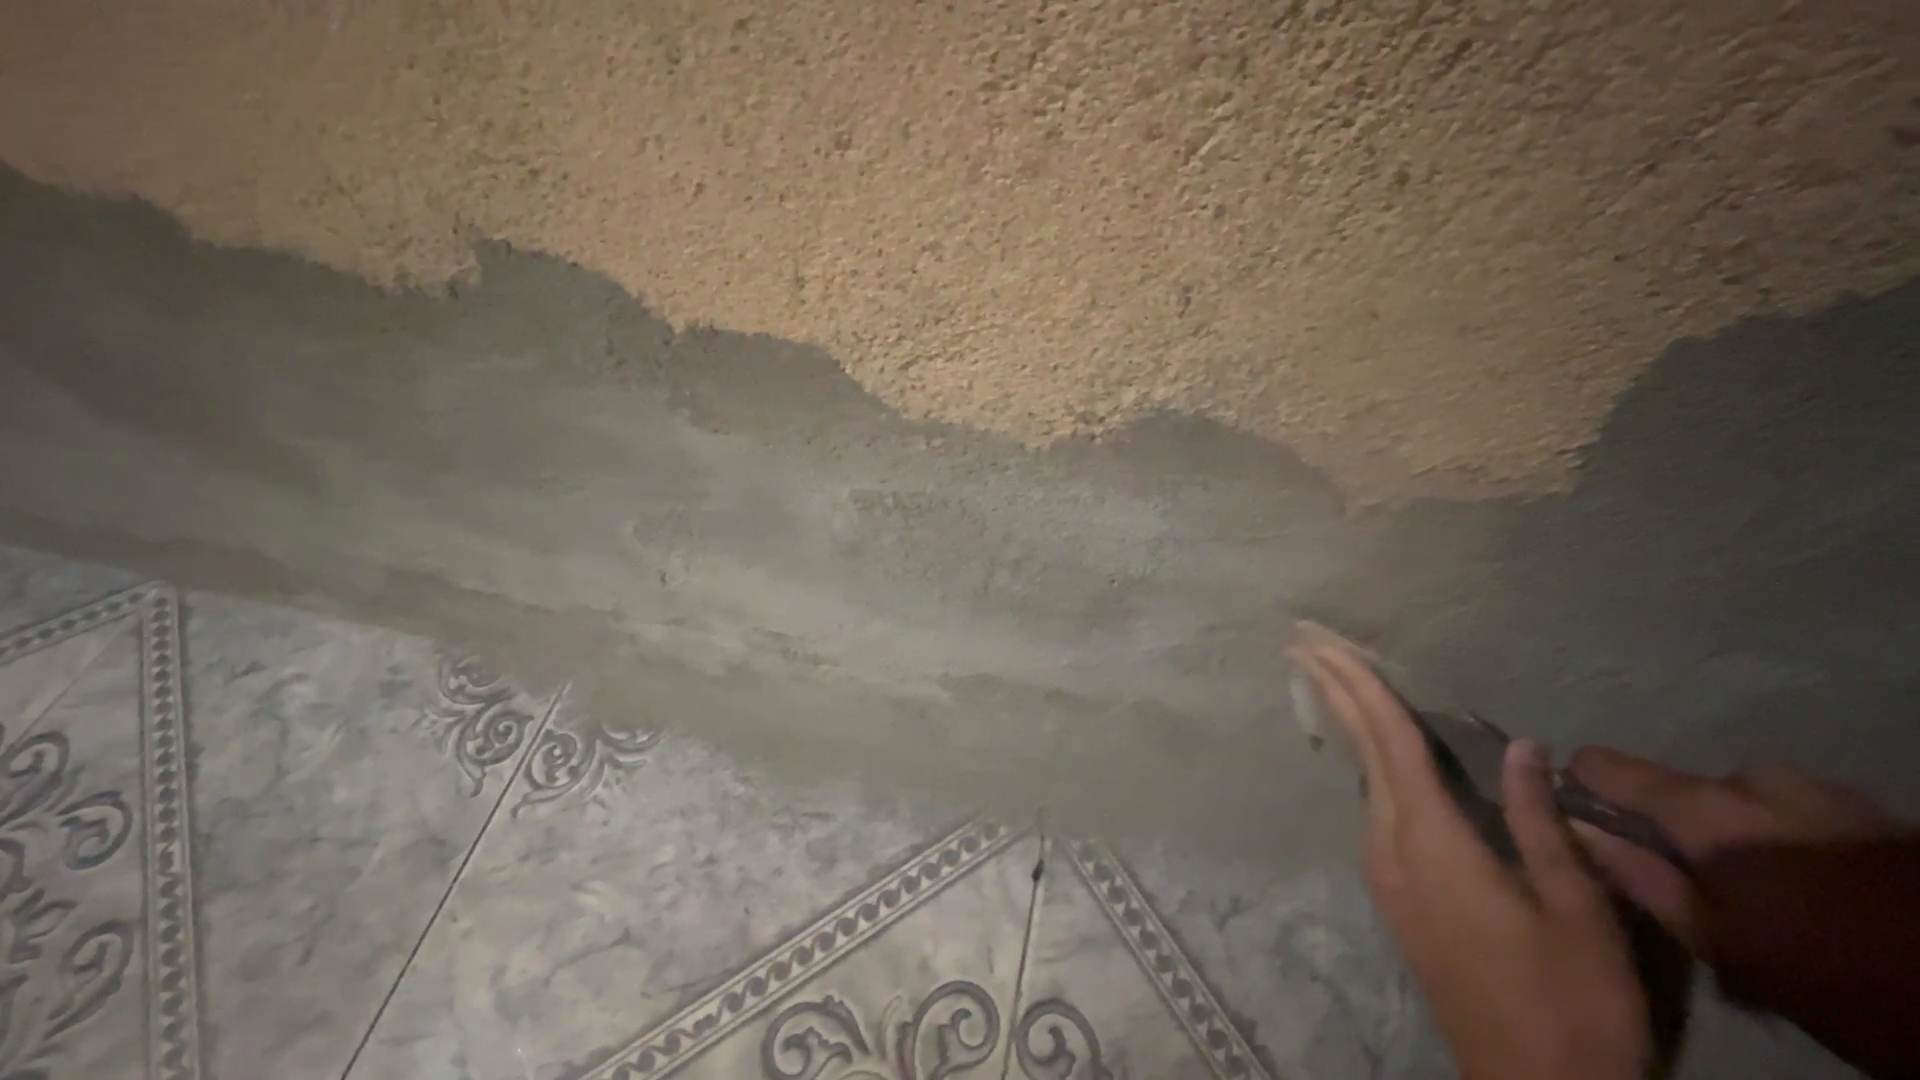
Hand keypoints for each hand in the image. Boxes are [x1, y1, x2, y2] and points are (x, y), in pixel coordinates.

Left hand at [1289, 641, 1652, 1079]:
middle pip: (1361, 751)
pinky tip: (1373, 753)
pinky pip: (1375, 809)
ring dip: (1347, 723)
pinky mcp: (1395, 897)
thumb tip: (1522, 747)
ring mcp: (1385, 875)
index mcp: (1431, 841)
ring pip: (1362, 779)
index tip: (1322, 642)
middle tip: (1303, 641)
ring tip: (1332, 677)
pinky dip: (1367, 764)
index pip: (1388, 742)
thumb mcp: (1576, 911)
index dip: (1358, 686)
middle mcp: (1391, 848)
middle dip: (1333, 691)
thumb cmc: (1569, 1001)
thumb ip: (1541, 823)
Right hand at [1567, 748, 1897, 949]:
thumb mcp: (1719, 940)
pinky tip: (1808, 883)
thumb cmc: (1826, 968)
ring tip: (1756, 886)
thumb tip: (1573, 828)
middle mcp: (1752, 782)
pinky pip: (1794, 808)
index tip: (1570, 806)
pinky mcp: (1867, 809)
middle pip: (1683, 788)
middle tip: (1690, 879)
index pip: (1609, 765)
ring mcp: (1817, 790)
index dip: (1580, 781)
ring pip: (1743, 798)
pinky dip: (1783, 834)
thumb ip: (1639, 877)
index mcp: (1704, 809)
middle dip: (1677, 824)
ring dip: (1736, 829)